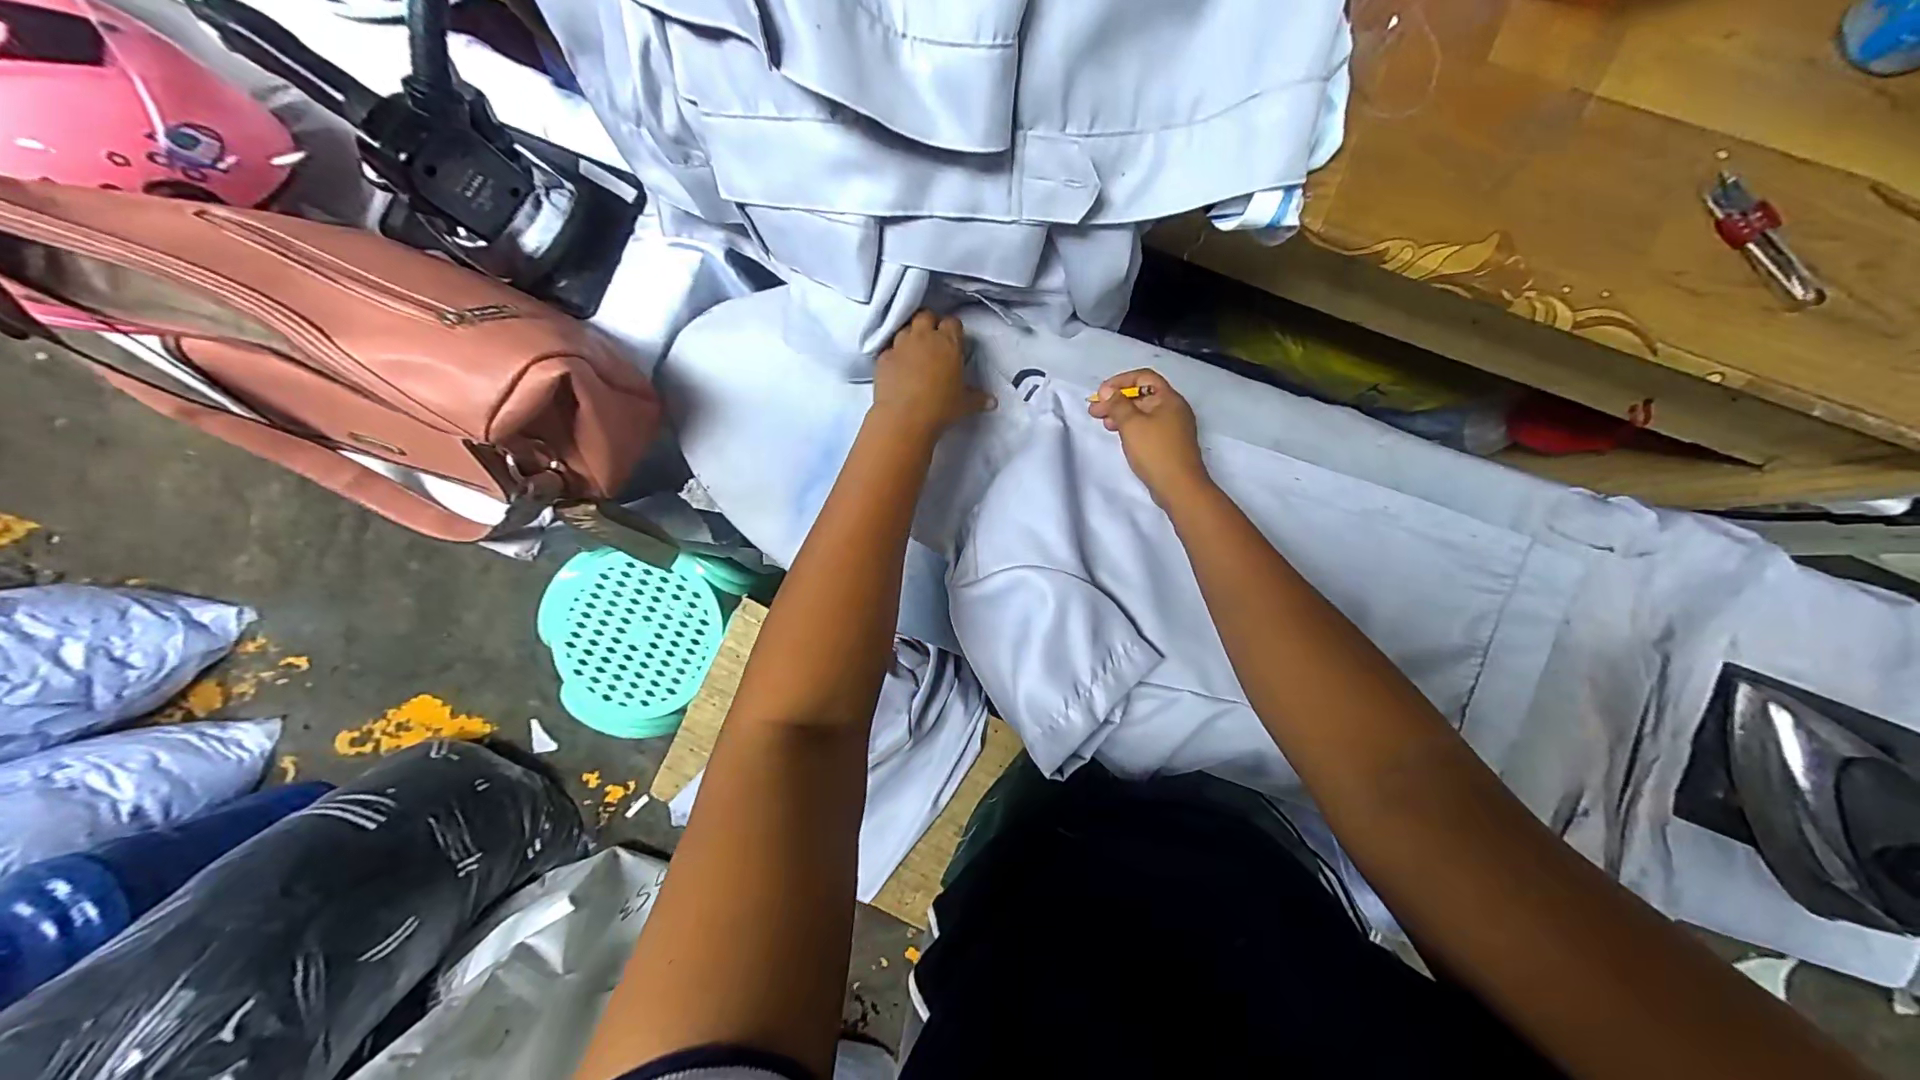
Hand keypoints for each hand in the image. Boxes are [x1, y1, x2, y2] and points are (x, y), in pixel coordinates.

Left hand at [871, 311, 992, 435]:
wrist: (905, 418)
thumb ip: (978, 398)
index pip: (952, 322)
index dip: (952, 330)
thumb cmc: (941, 408)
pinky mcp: (883, 357)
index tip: (953, 341)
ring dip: (910, 335)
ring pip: (905, 328)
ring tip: (913, 351)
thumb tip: (993, 402)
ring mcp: (901, 345)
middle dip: (929, 323)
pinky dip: (893, 354)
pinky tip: (896, 366)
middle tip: (932, 339)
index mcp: (948, 343)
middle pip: (925, 315)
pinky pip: (888, 348)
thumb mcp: (965, 404)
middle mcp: (924, 337)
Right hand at [1088, 369, 1210, 507]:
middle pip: (1142, 394)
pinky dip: (1131, 427)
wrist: (1179, 486)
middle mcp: (1174, 408)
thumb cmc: (1155, 451)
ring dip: (1122, 414)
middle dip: (1117, 400)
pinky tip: (1119, 435)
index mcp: (1168, 398)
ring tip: (1104, 423)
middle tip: (1095, 411)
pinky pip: (1147, 426)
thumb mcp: (1131, 424)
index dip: (1120, 381)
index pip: (1143, 377)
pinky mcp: (1169, 443)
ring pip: (1144, 412)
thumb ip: (1117, 404)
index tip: (1101, 394)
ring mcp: (1173, 427)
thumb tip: (1107, 392)